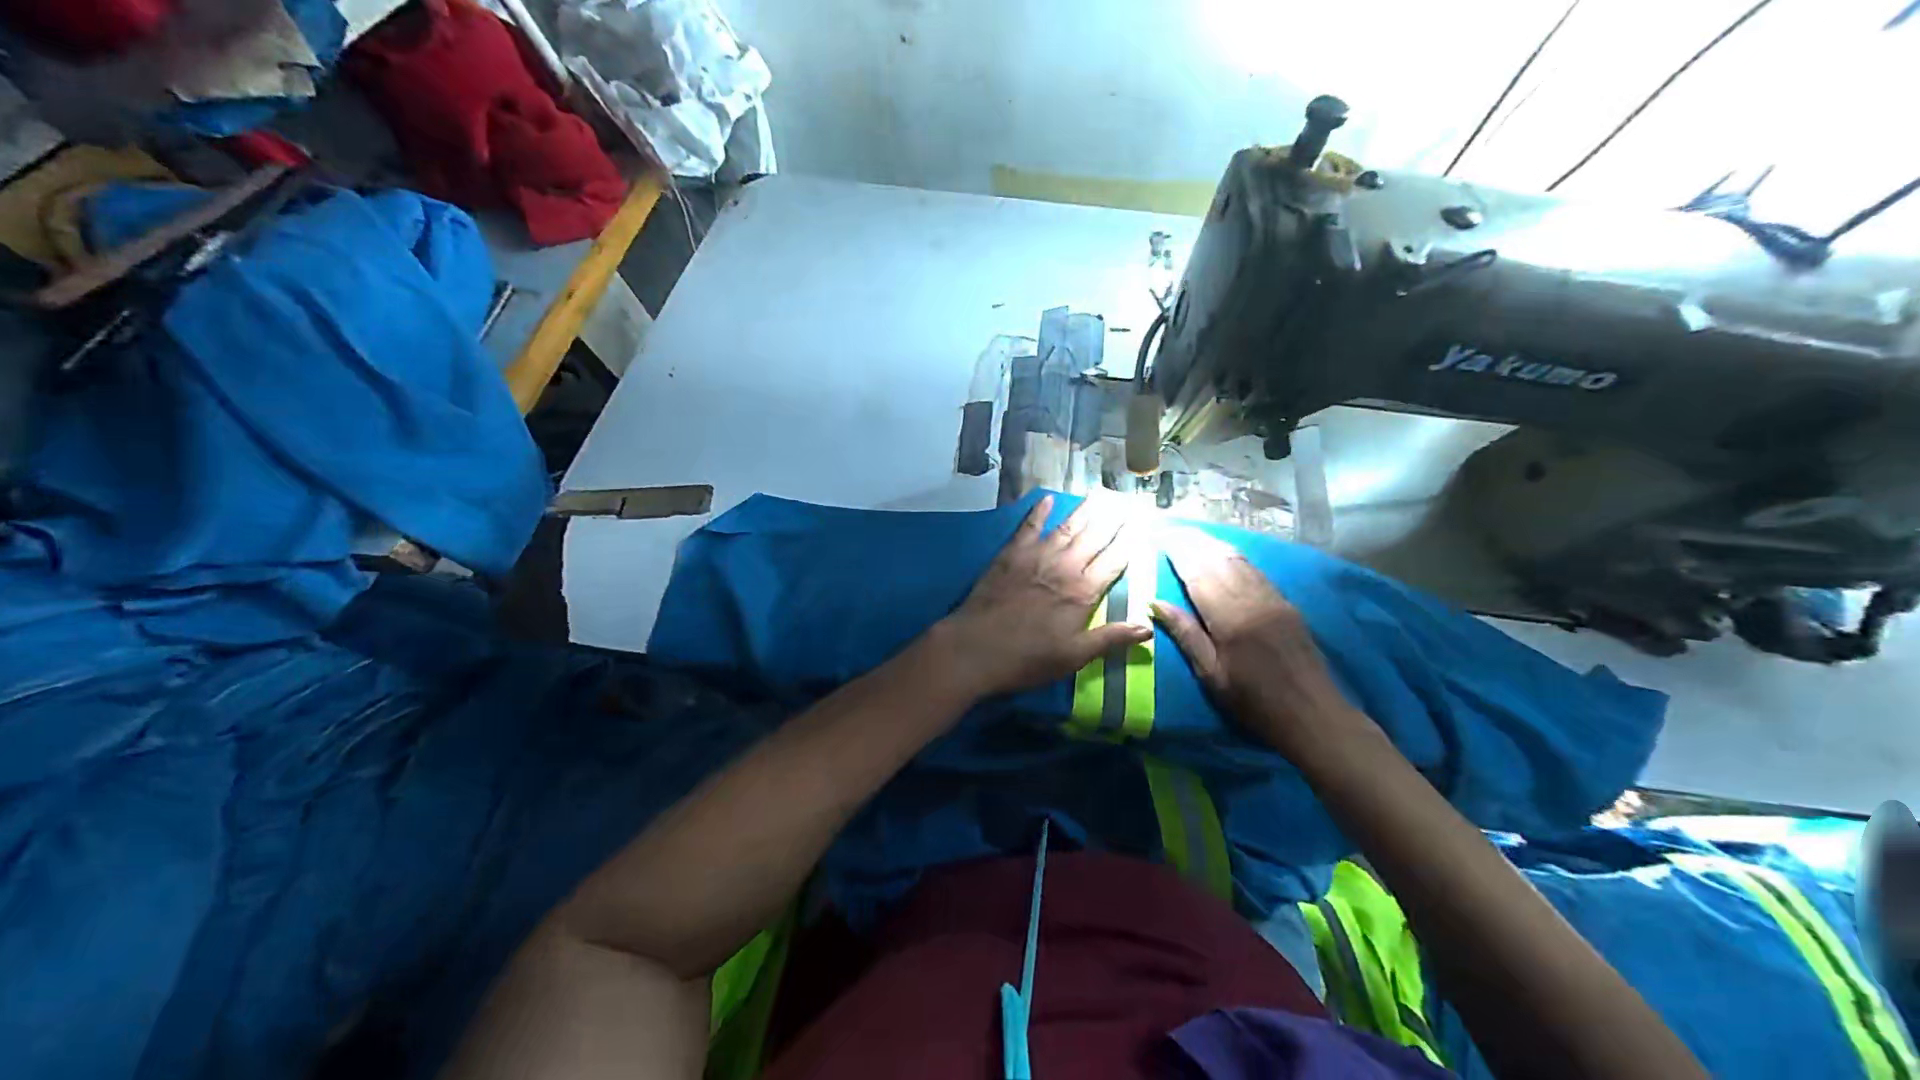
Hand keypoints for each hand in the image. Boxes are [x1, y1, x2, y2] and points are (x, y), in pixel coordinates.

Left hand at [932, 494, 1152, 699]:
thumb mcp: (1074, 657)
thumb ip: (1111, 639)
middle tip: (1128, 501)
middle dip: (1114, 519)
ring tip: (1101, 494)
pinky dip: (1039, 511)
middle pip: (1095, 537)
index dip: (1131, 541)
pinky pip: (1029, 526)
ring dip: (1085, 510)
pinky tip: (1048, 499)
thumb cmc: (1027, 658)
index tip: (1143, 524)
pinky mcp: (1011, 553)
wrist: (975, 648)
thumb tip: (1147, 628)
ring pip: (1067, 527)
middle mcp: (1064, 567)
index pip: (1115, 560)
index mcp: (1083, 592)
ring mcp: (1036, 556)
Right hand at [1152, 528, 1357, 753]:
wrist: (1313, 715)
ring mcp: (1273, 599)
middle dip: (1192, 542)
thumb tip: (1157, 602)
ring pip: (1239, 560)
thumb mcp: (1211, 675)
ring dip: (1212, 545)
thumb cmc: (1254, 703)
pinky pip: (1255, 570)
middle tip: (1169, 530)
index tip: (1159, 537)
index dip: (1178, 552)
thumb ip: (1186, 635)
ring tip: (1190, 536)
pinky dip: (1233, 556)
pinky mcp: (1286, 603)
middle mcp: (1253, 600)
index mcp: (1230, 619)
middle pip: (1218, 559)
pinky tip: (1222, 553)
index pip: (1198, 573)